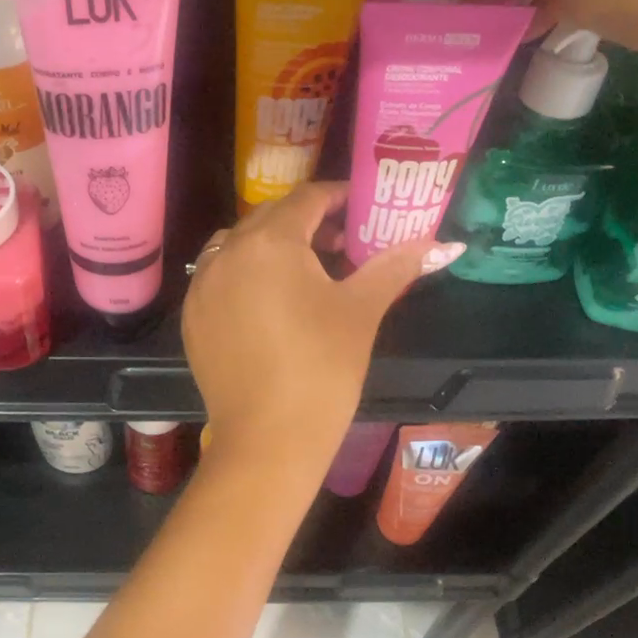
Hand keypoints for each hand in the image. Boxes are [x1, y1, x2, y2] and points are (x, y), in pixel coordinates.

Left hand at [182, 183, 463, 474]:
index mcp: (269, 242)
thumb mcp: (361, 311)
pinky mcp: (191, 319)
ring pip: (237, 247)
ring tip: (305, 274)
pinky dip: (243, 276)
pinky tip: (269, 305)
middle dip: (306, 223)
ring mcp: (202, 287)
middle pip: (269, 219)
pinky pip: (218, 279)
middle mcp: (226, 254)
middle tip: (340, 244)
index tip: (361, 211)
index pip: (306, 199)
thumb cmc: (322, 369)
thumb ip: (396, 266)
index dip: (338, 198)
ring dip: (270, 248)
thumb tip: (446, 244)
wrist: (268, 439)